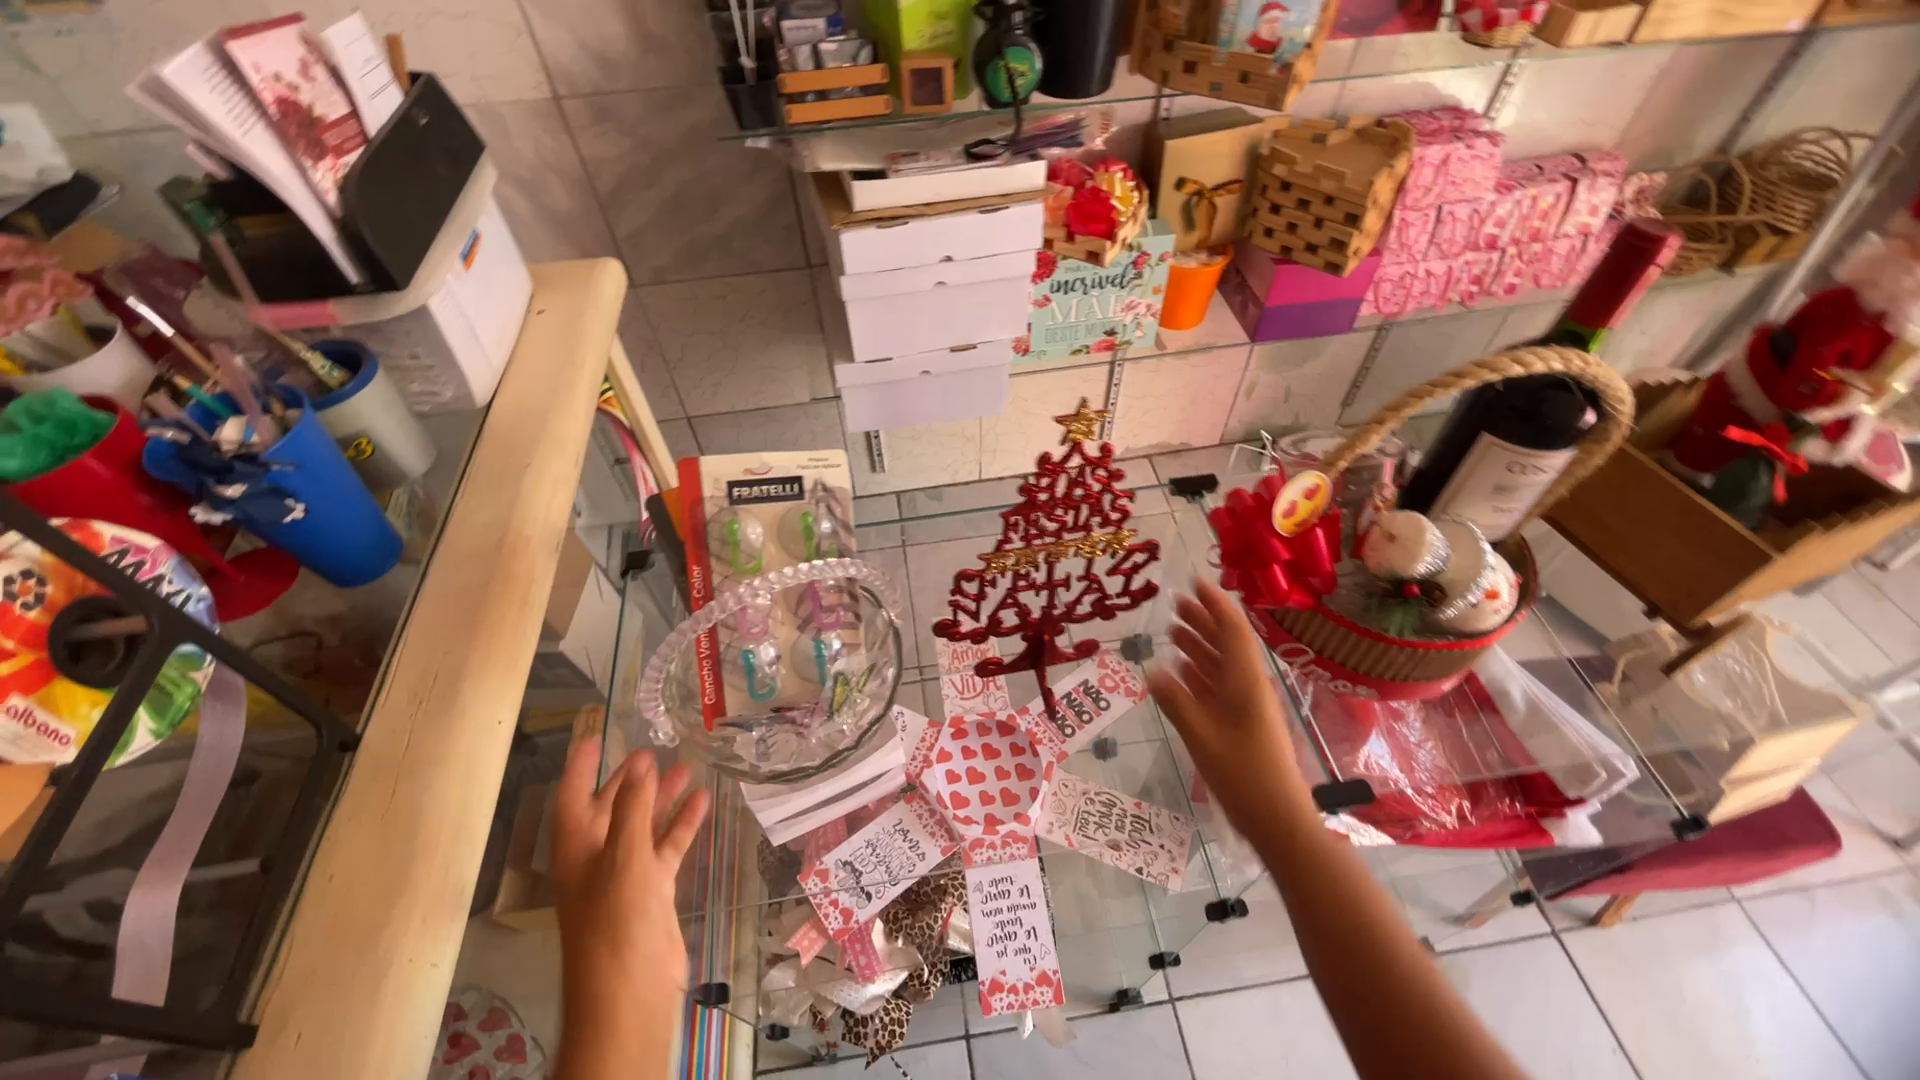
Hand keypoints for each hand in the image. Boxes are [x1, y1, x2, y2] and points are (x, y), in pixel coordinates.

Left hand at [550, 737, 709, 1007]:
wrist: (630, 988)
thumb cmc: (617, 919)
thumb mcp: (623, 857)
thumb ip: (632, 809)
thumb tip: (641, 765)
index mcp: (576, 848)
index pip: (573, 796)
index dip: (581, 766)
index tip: (594, 735)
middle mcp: (596, 856)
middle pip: (610, 808)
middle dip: (629, 780)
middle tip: (652, 749)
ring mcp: (625, 874)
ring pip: (643, 826)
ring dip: (661, 799)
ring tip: (686, 767)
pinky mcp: (652, 890)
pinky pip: (666, 848)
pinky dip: (682, 826)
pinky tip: (702, 803)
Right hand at [1148, 580, 1314, 841]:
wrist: (1278, 818)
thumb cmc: (1243, 775)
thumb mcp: (1202, 737)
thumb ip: (1177, 702)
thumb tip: (1152, 669)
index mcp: (1246, 682)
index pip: (1232, 631)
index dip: (1215, 604)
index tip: (1195, 582)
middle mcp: (1248, 687)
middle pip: (1226, 644)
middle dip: (1203, 620)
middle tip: (1176, 602)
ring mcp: (1246, 706)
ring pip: (1221, 665)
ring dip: (1199, 644)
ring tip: (1173, 628)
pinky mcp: (1241, 723)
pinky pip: (1218, 688)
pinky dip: (1200, 673)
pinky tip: (1181, 669)